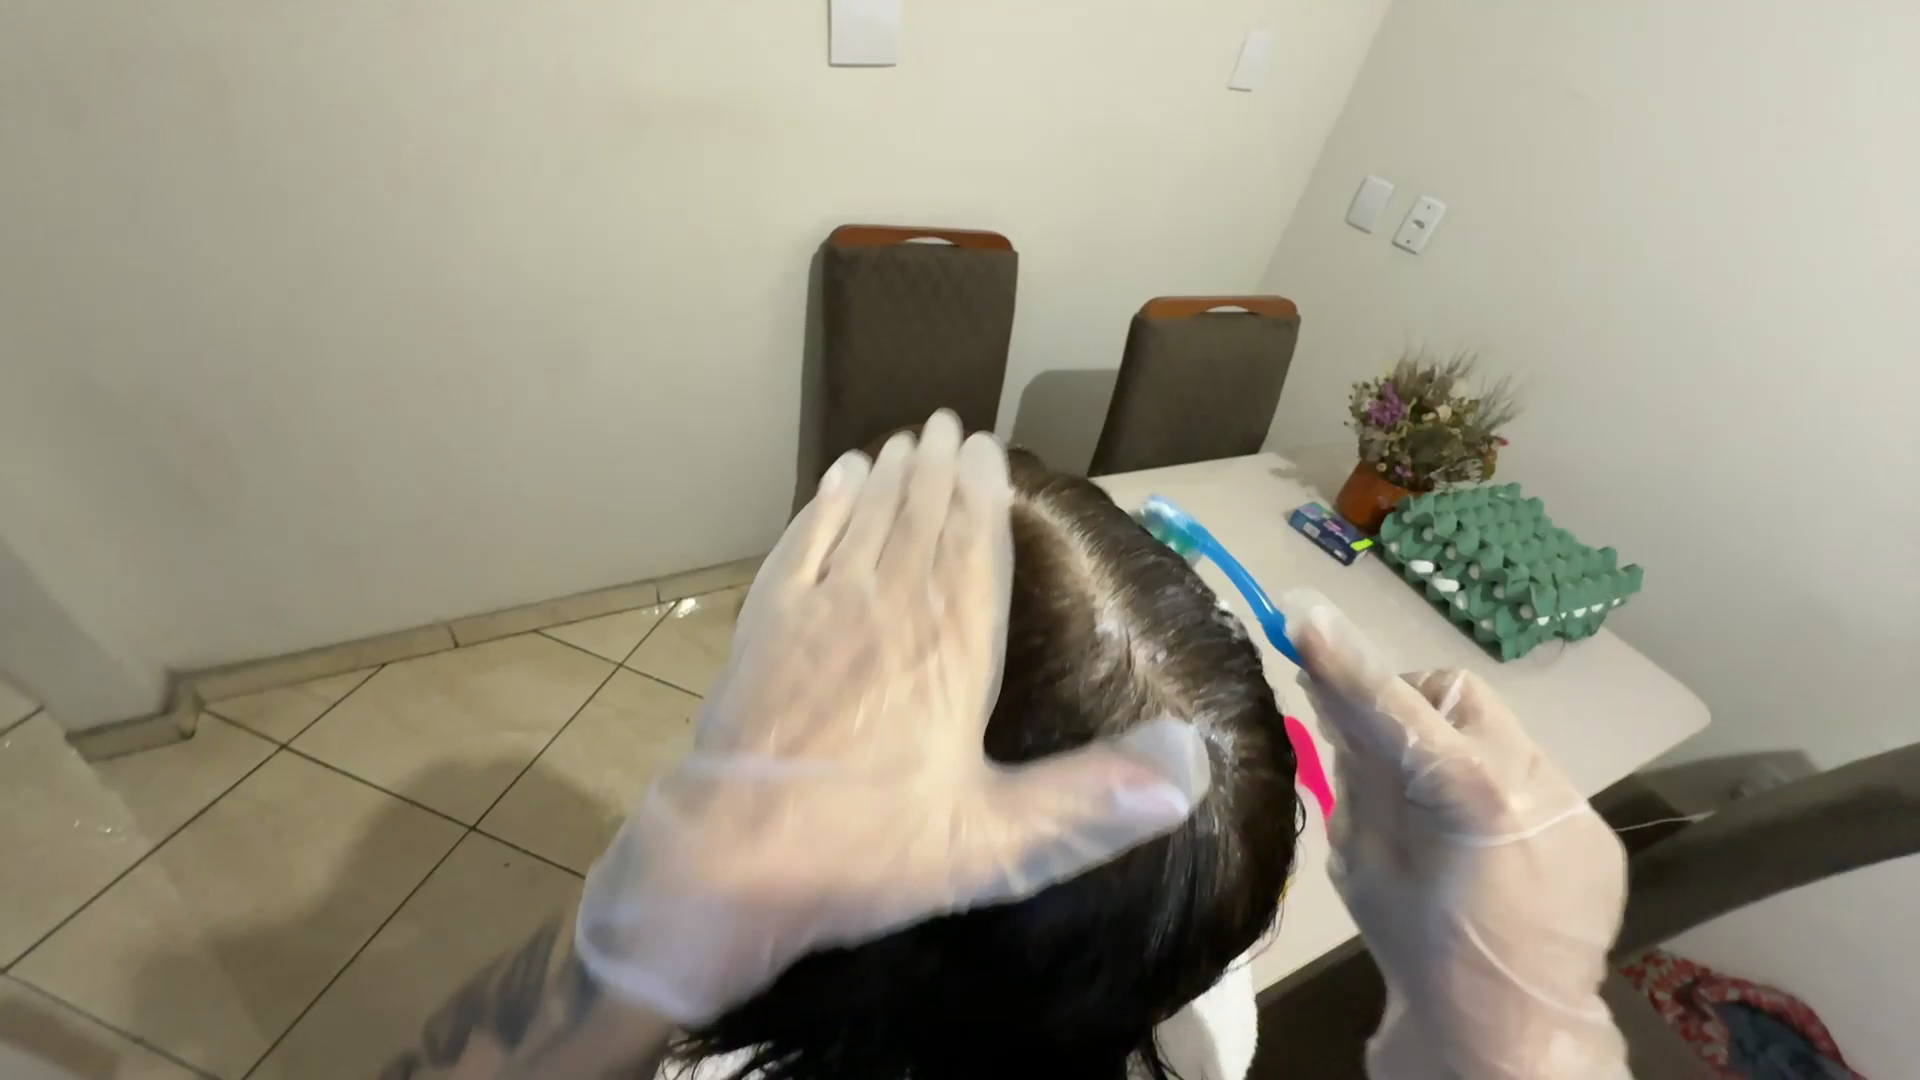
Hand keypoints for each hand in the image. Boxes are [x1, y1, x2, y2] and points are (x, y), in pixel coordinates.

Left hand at [575, 411, 1211, 1022]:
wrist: (729, 862)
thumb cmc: (868, 851)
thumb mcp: (996, 846)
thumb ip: (1092, 800)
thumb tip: (1196, 759)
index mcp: (949, 653)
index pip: (973, 551)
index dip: (983, 495)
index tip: (986, 447)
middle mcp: (887, 611)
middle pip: (919, 522)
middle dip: (937, 470)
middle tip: (946, 423)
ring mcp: (820, 611)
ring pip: (865, 521)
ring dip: (888, 477)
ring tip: (904, 440)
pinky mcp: (767, 625)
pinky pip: (802, 544)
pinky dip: (823, 506)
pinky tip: (837, 477)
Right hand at [1282, 592, 1629, 1079]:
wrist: (1510, 1030)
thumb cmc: (1413, 942)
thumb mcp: (1360, 853)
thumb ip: (1356, 768)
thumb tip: (1333, 700)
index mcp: (1472, 801)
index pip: (1396, 707)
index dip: (1346, 663)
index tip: (1304, 622)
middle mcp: (1538, 787)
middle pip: (1456, 694)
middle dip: (1404, 698)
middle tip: (1368, 733)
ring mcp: (1574, 806)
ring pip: (1491, 726)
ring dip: (1441, 735)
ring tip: (1419, 787)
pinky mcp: (1593, 827)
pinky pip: (1521, 767)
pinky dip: (1478, 771)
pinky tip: (1464, 822)